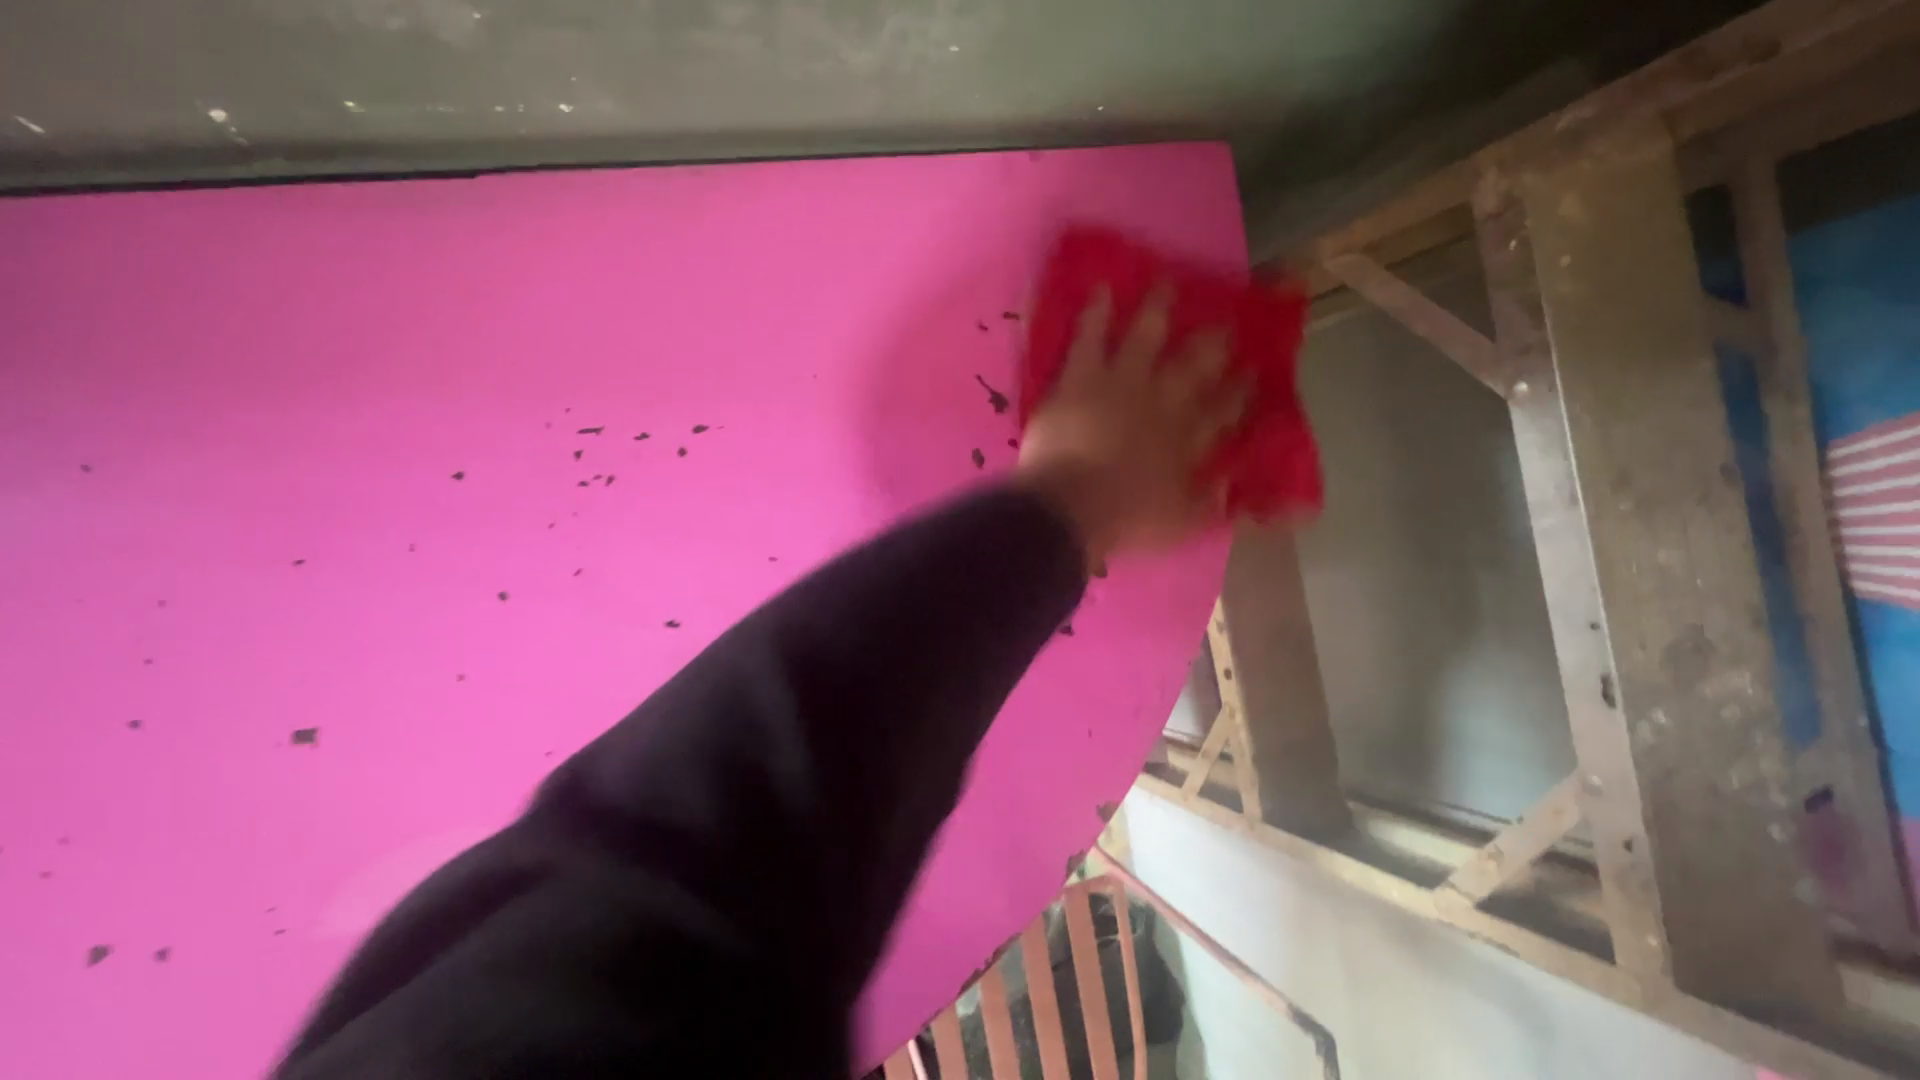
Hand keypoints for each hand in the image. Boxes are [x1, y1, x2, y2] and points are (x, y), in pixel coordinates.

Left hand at [1016, 284, 1246, 568]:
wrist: (1073, 508)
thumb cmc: (1127, 522)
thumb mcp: (1180, 523)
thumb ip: (1210, 505)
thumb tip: (1233, 489)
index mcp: (1187, 441)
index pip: (1223, 411)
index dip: (1240, 391)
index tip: (1254, 372)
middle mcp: (1163, 403)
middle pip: (1194, 365)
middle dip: (1212, 342)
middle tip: (1225, 319)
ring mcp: (1123, 384)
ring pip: (1146, 337)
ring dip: (1158, 310)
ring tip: (1167, 283)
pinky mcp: (1083, 377)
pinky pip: (1091, 337)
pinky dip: (1097, 312)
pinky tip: (1102, 289)